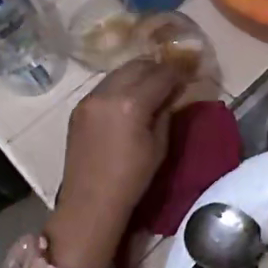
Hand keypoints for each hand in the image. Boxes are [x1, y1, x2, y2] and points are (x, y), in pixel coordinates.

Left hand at [44, 58, 185, 267]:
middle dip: (157, 69)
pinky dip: (121, 85)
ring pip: (119, 72)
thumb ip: (165, 112)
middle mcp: (107, 94)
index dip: (178, 73)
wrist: (90, 201)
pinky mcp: (79, 108)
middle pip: (138, 65)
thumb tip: (171, 93)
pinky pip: (105, 86)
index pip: (161, 75)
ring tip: (151, 87)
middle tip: (171, 79)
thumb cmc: (132, 178)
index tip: (189, 75)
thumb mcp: (159, 144)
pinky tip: (130, 98)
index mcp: (132, 104)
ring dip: (138, 74)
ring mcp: (89, 99)